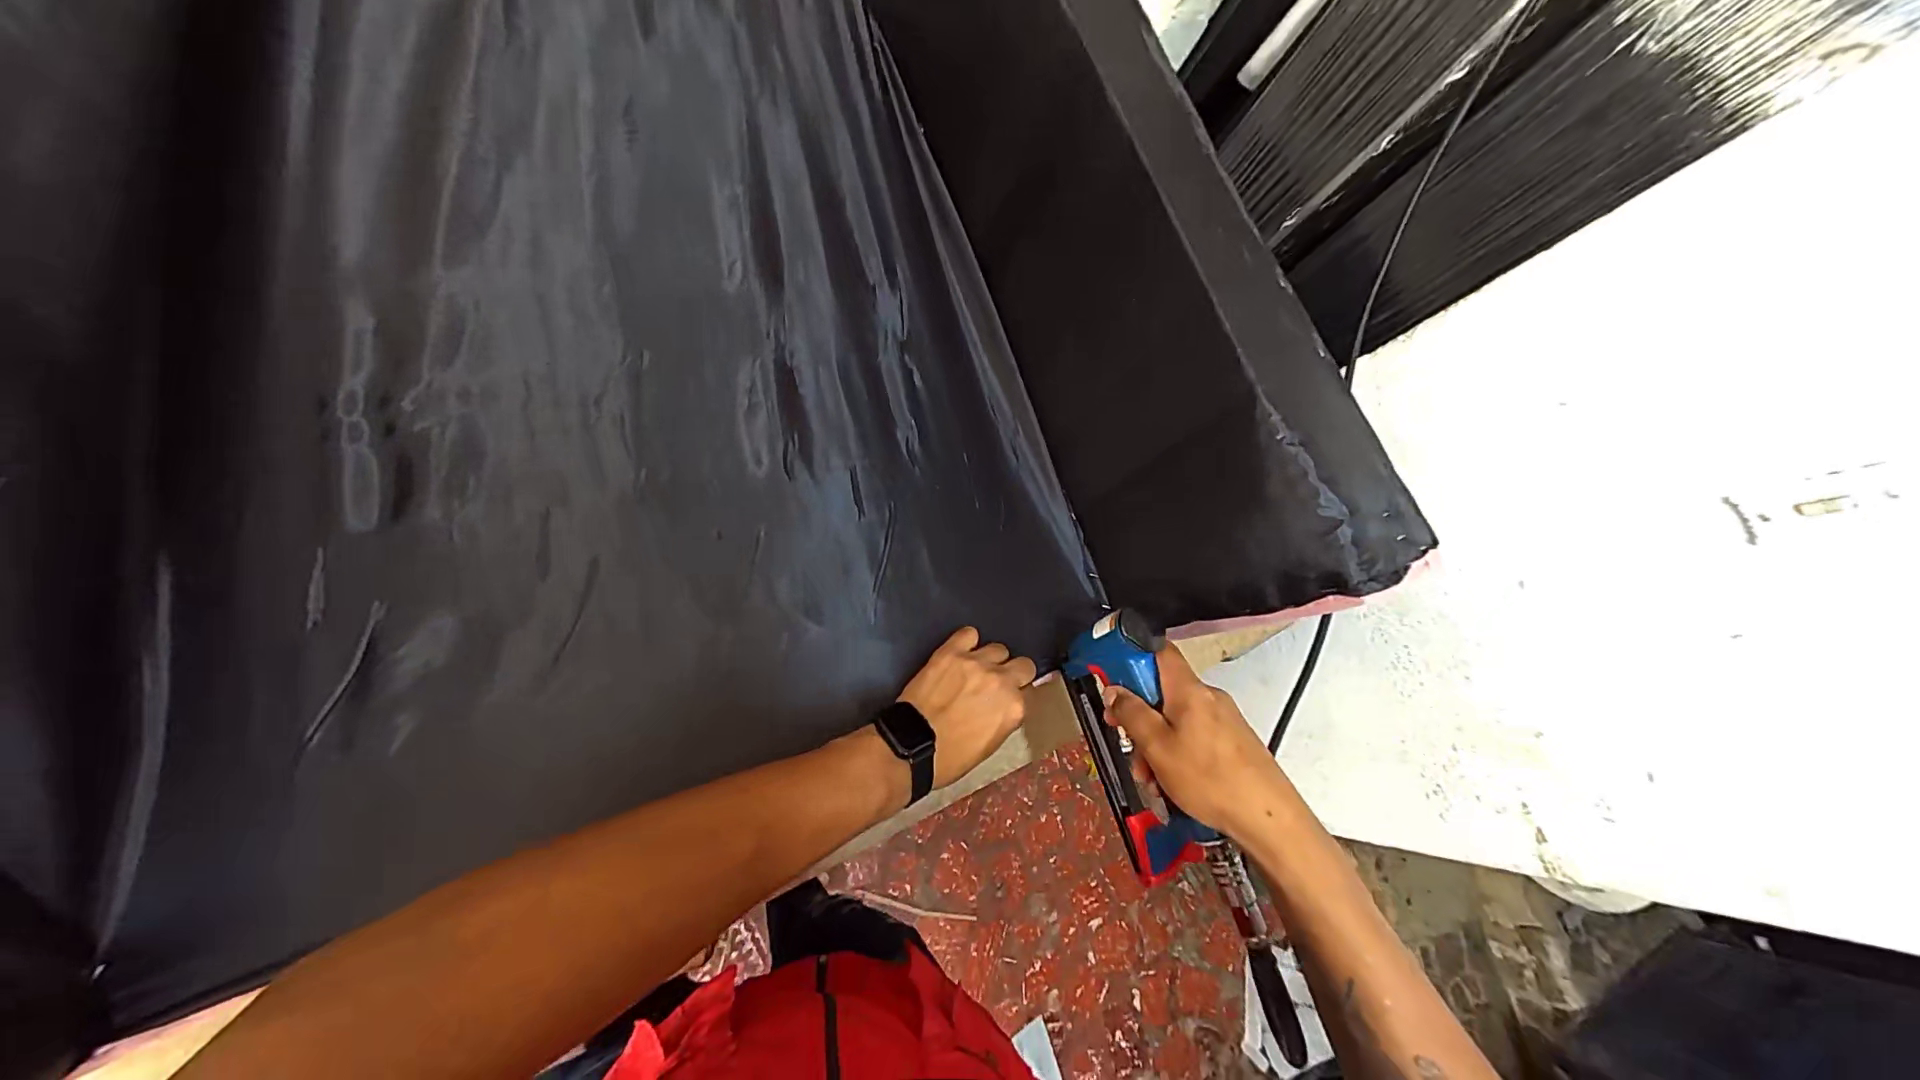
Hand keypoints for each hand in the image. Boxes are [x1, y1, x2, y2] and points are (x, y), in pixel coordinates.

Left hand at [897, 627, 1037, 787]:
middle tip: (993, 685)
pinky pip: (969, 634)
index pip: (1028, 691)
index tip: (1004, 700)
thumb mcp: (991, 744)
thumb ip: (1005, 717)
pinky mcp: (951, 652)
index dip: (1016, 695)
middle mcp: (1002, 680)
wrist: (912, 747)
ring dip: (989, 660)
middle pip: (1023, 664)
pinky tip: (960, 653)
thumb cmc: (952, 757)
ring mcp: (976, 662)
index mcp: (1015, 707)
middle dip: (1012, 674)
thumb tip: (1005, 703)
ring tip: (972, 671)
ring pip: (998, 649)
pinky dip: (967, 642)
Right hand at [1101, 644, 1283, 838]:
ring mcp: (1223, 720)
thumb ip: (1131, 714)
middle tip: (1125, 740)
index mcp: (1189, 690)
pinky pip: (1193, 736)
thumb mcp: (1157, 747)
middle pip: (1162, 692)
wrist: (1267, 817)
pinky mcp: (1232, 742)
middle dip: (1138, 716)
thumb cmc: (1211, 780)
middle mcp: (1208, 697)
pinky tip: (1172, 783)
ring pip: (1176, 719)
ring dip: (1155, 743)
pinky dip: (1176, 753)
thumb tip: (1115, 691)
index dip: (1130, 657)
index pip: (1158, 650)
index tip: (1111, 678)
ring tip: (1151, 777)